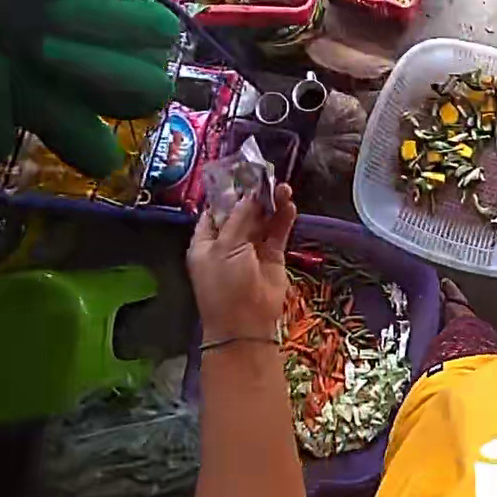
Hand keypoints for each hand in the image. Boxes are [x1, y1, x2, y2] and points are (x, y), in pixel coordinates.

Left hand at [187, 183, 295, 338]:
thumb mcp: (225, 248)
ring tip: (283, 188)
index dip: (229, 193)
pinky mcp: (273, 256)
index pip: (216, 211)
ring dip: (272, 205)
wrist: (246, 321)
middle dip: (254, 196)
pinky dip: (284, 219)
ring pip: (263, 221)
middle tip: (267, 176)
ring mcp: (252, 249)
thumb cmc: (225, 284)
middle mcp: (228, 243)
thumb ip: (240, 219)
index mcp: (206, 242)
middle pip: (242, 213)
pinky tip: (290, 205)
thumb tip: (250, 195)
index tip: (243, 175)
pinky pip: (278, 233)